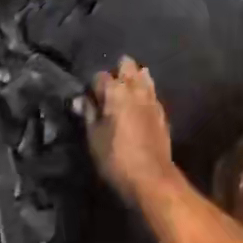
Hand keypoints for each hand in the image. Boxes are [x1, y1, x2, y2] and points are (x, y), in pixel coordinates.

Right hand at [82, 56, 180, 205]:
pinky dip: (145, 95)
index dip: (93, 87)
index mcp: (115, 90)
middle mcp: (134, 86)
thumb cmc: (116, 158)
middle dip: (117, 72)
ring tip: (126, 97)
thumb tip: (80, 99)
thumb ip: (88, 113)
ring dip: (134, 80)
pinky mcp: (162, 112)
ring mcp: (151, 97)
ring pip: (143, 75)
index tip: (90, 101)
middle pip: (126, 64)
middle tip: (110, 92)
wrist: (152, 179)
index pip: (99, 75)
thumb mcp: (94, 137)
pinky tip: (140, 110)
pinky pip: (152, 93)